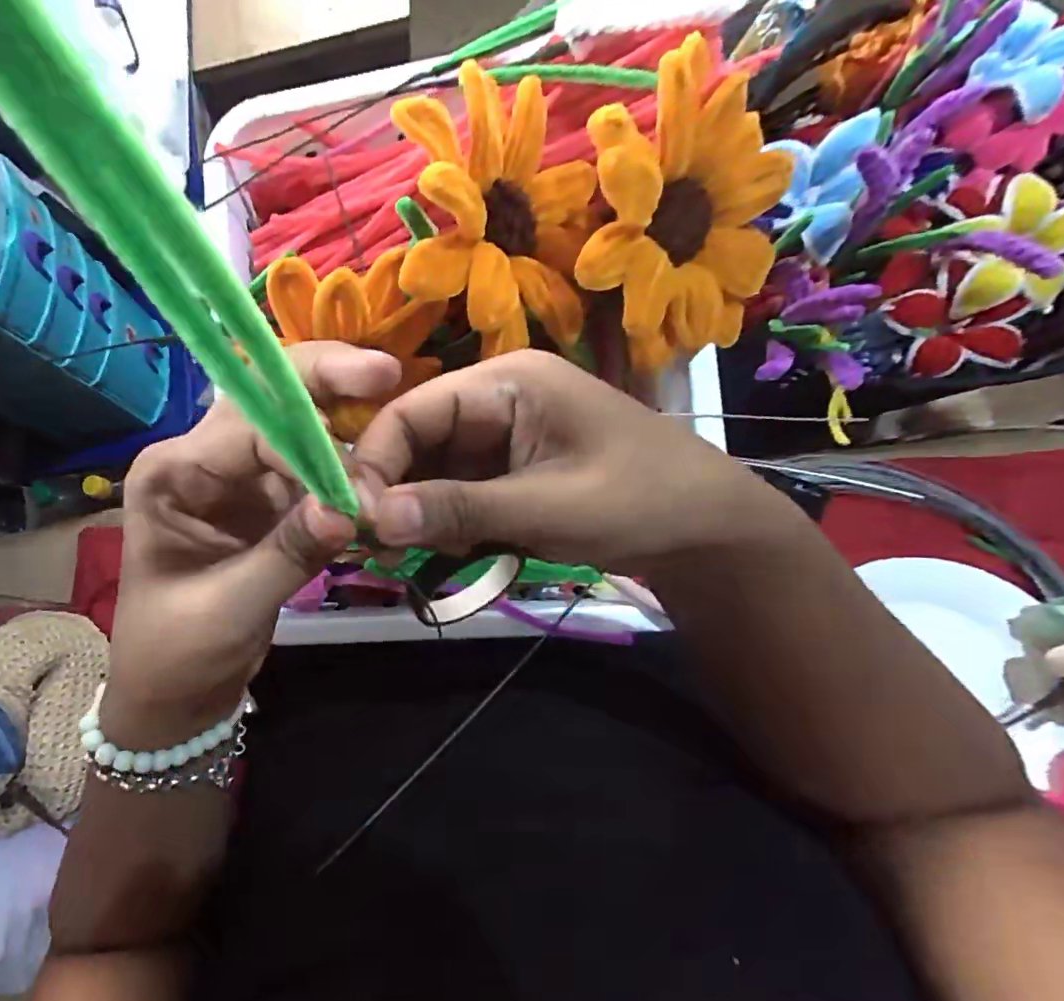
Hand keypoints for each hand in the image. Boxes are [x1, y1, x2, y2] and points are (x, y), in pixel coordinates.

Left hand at [103, 342, 397, 737]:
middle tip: (387, 373)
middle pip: (269, 400)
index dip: (313, 449)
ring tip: (395, 442)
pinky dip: (347, 476)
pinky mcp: (268, 503)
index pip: (253, 431)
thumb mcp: (229, 607)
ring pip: (298, 430)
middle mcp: (205, 460)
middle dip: (328, 383)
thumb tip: (349, 510)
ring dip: (346, 433)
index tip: (364, 490)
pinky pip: (313, 471)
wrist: (173, 694)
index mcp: (175, 473)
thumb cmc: (179, 652)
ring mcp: (240, 478)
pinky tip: (380, 483)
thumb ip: (288, 553)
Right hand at [351, 350, 794, 576]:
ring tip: (421, 556)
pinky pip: (457, 492)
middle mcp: (496, 399)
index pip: (412, 410)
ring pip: (431, 471)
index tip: (359, 520)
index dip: (376, 461)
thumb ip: (459, 509)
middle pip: (416, 440)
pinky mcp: (510, 471)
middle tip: (382, 550)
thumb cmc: (639, 501)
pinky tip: (457, 549)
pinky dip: (446, 522)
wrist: (704, 529)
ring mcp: (503, 437)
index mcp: (507, 382)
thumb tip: (373, 518)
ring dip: (419, 512)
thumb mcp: (546, 508)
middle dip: (395, 492)